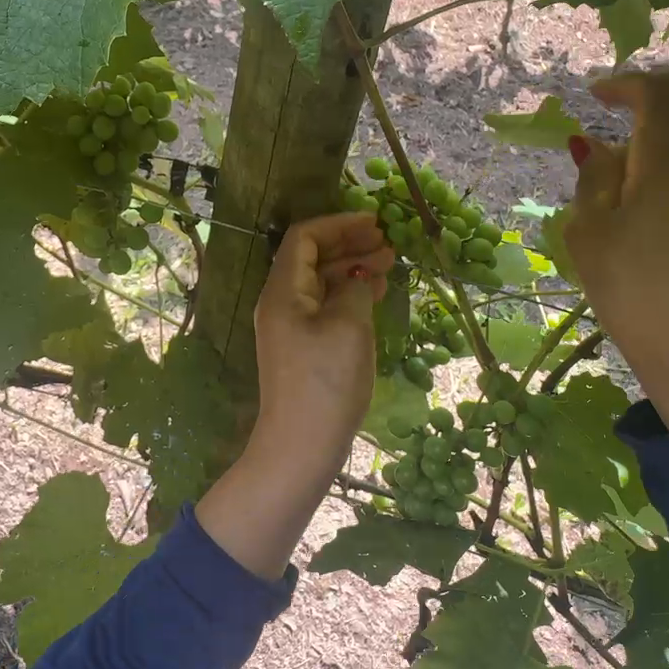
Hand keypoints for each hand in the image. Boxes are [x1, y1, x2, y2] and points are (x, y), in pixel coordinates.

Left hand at [250, 211, 395, 471]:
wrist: (301, 446)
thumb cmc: (325, 382)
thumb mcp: (348, 327)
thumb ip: (355, 290)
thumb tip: (359, 275)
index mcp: (282, 290)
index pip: (304, 238)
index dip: (339, 224)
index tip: (375, 223)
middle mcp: (279, 302)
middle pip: (310, 257)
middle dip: (348, 245)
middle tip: (387, 243)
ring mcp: (288, 326)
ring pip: (319, 282)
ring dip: (351, 269)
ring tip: (389, 266)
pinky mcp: (300, 348)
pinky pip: (323, 306)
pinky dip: (348, 295)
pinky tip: (376, 295)